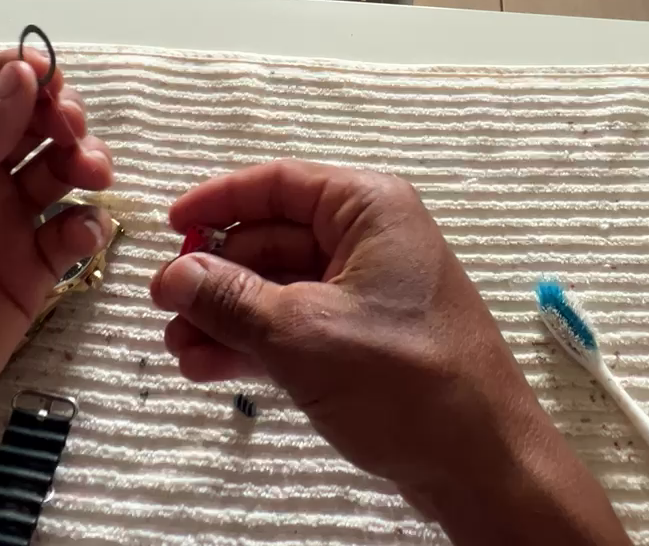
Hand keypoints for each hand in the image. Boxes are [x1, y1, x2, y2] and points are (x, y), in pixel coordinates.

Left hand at [0, 49, 112, 544]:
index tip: (52, 82)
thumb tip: (23, 73)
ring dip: (85, 161)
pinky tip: (78, 236)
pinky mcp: (33, 272)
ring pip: (62, 170)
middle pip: (34, 123)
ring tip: (90, 176)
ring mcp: (5, 225)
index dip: (22, 75)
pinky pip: (74, 231)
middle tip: (72, 133)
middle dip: (63, 116)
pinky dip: (88, 224)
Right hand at [149, 161, 629, 545]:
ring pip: (279, 284)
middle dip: (217, 273)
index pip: (279, 184)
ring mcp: (366, 287)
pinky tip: (207, 365)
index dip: (219, 200)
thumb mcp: (304, 334)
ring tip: (178, 346)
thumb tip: (169, 274)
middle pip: (273, 236)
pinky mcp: (362, 334)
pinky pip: (295, 322)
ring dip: (228, 313)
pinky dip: (253, 340)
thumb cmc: (406, 381)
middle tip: (165, 306)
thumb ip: (230, 300)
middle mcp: (368, 237)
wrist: (483, 465)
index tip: (169, 225)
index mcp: (368, 207)